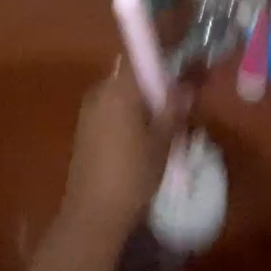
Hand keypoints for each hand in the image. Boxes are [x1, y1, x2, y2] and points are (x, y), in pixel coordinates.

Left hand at [59, 59, 192, 235]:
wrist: (93, 213)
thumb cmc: (133, 174)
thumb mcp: (162, 142)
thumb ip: (173, 108)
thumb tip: (186, 85)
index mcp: (119, 88)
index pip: (141, 58)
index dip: (161, 61)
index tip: (179, 73)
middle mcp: (100, 91)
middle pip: (131, 76)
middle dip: (152, 87)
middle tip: (174, 107)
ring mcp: (88, 109)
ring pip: (120, 95)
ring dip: (139, 104)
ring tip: (159, 128)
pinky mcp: (83, 128)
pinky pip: (110, 110)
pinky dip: (125, 116)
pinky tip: (138, 141)